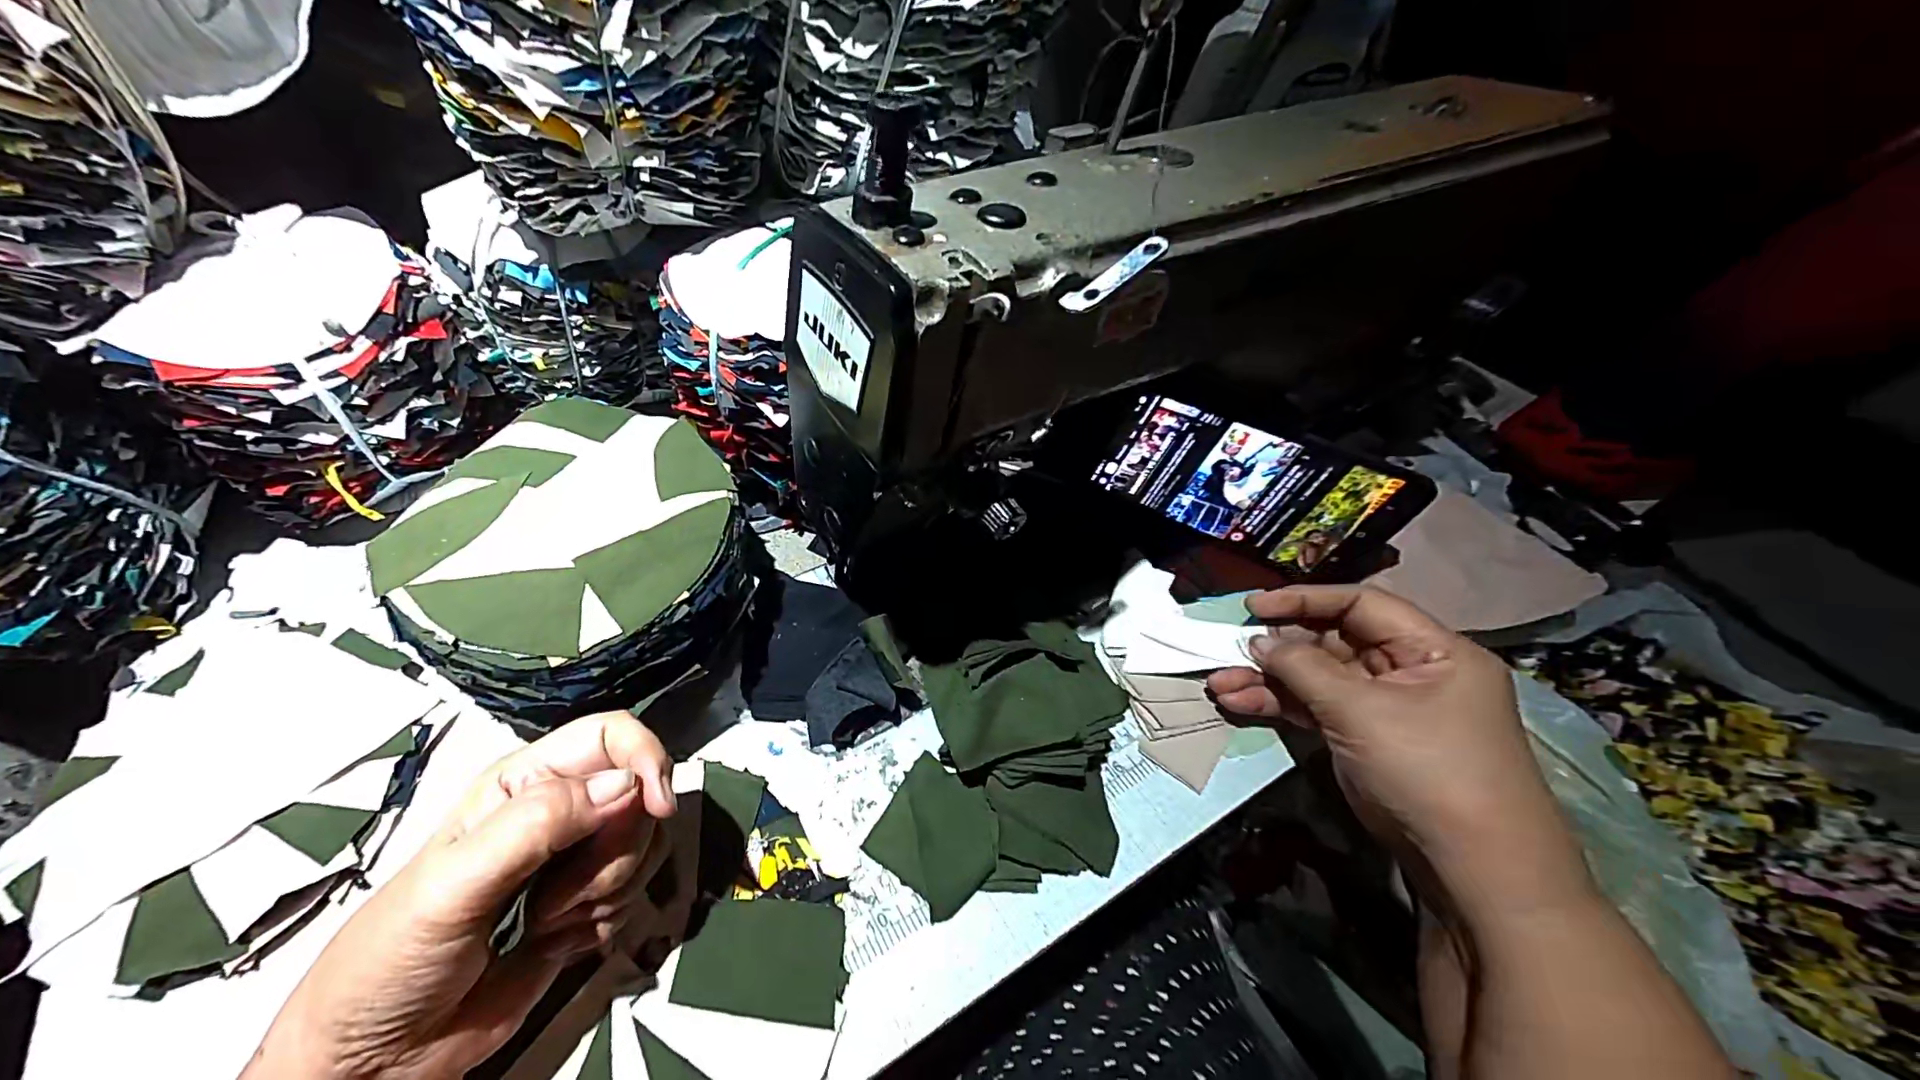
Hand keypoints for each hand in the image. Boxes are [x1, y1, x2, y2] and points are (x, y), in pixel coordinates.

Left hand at [243, 712, 677, 1079]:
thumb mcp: (451, 886)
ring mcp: (577, 859)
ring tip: (544, 921)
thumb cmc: (385, 965)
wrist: (374, 1062)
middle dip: (616, 851)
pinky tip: (555, 941)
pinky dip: (607, 921)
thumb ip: (537, 824)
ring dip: (608, 891)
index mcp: (522, 784)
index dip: (645, 758)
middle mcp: (559, 811)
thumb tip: (623, 784)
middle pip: (639, 796)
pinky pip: (638, 893)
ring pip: (645, 845)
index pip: (611, 735)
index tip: (655, 806)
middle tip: (560, 892)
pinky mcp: (590, 903)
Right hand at [1206, 586, 1588, 913]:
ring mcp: (1382, 706)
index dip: (1305, 600)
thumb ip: (1304, 668)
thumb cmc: (1427, 770)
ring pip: (1315, 677)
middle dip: (1277, 646)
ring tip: (1221, 684)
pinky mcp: (1362, 737)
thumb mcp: (1361, 711)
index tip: (1254, 605)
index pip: (1361, 603)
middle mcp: (1408, 670)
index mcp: (1432, 649)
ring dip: (1268, 679)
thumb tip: (1259, 641)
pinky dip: (1278, 704)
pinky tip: (1239, 702)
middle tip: (1230, 649)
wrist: (1470, 868)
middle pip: (1332, 640)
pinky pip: (1313, 707)